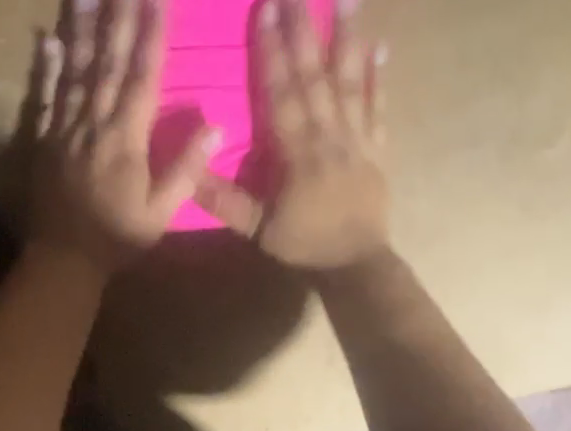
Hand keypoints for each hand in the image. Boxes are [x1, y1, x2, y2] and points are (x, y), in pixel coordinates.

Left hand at [22, 0, 223, 270]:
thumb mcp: (159, 215)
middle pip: (108, 61)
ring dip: (82, 28)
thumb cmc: (117, 240)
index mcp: (126, 140)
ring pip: (76, 70)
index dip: (152, 33)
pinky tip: (48, 39)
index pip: (143, 76)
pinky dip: (47, 67)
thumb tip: (215, 127)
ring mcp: (65, 130)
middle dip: (119, 15)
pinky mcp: (45, 142)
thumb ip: (185, 171)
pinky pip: (46, 97)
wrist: (63, 261)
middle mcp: (94, 124)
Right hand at [197, 0, 390, 270]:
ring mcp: (358, 139)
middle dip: (304, 29)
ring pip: (351, 81)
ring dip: (347, 38)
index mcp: (298, 154)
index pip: (282, 94)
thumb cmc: (305, 247)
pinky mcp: (377, 148)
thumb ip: (227, 202)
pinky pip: (379, 106)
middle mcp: (330, 136)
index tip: (266, 10)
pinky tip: (380, 46)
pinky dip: (379, 77)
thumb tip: (190, 174)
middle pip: (315, 76)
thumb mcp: (259, 231)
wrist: (355, 265)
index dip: (272, 52)